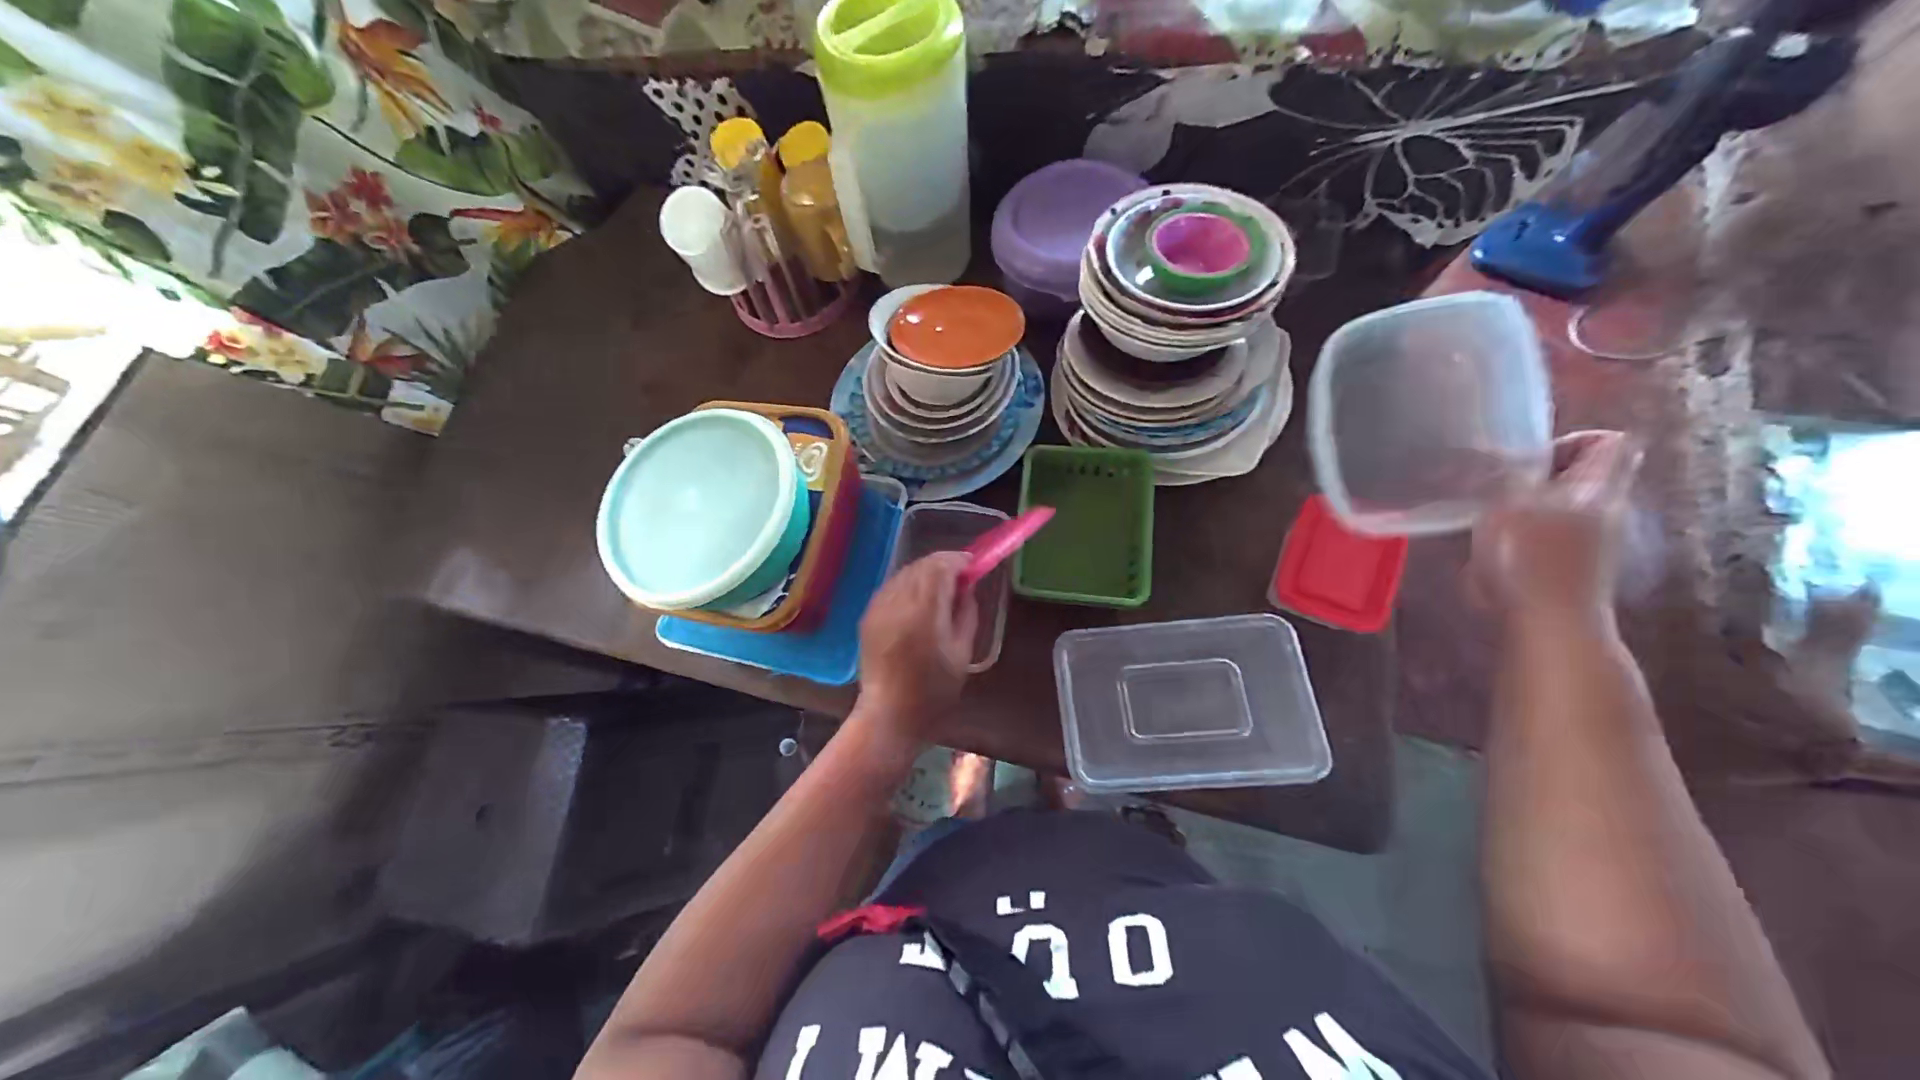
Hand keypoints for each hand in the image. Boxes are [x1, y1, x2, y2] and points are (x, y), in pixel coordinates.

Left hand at [856, 552, 979, 744]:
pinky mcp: (868, 616)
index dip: (958, 561)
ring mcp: (879, 608)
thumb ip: (966, 613)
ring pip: (905, 573)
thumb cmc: (933, 690)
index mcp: (924, 613)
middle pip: (921, 566)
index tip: (972, 566)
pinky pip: (891, 587)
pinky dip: (908, 585)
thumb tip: (967, 587)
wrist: (889, 714)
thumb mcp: (962, 653)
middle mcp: (898, 603)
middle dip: (943, 564)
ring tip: (941, 587)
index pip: (940, 567)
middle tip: (960, 575)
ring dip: (925, 573)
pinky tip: (918, 600)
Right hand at [1472, 430, 1642, 629]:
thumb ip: (1509, 473)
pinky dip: (1527, 533)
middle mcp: (1606, 509)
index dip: (1572, 440)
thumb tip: (1501, 452)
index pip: (1610, 441)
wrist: (1550, 624)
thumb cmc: (1530, 557)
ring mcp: (1595, 541)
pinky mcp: (1576, 566)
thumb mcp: (1508, 503)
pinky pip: (1554, 532)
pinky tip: (1499, 549)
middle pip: (1584, 475)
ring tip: (1493, 520)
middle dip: (1541, 476)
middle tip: (1502, 489)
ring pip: (1565, 504)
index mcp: (1598, 487)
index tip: (1531, 459)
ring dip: (1528, 506)